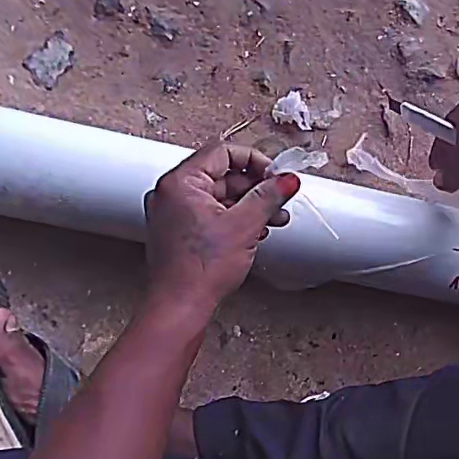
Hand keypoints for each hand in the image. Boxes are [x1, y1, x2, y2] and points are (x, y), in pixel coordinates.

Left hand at [143, 142, 298, 314]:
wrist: (180, 306)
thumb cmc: (200, 270)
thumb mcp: (244, 225)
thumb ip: (268, 196)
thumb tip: (286, 179)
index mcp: (181, 182)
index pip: (223, 153)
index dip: (255, 161)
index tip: (276, 176)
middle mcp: (172, 193)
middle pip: (222, 175)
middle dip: (255, 188)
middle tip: (279, 199)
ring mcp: (173, 214)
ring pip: (219, 197)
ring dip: (248, 205)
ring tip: (273, 219)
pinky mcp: (179, 232)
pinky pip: (210, 214)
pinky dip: (233, 219)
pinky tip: (255, 231)